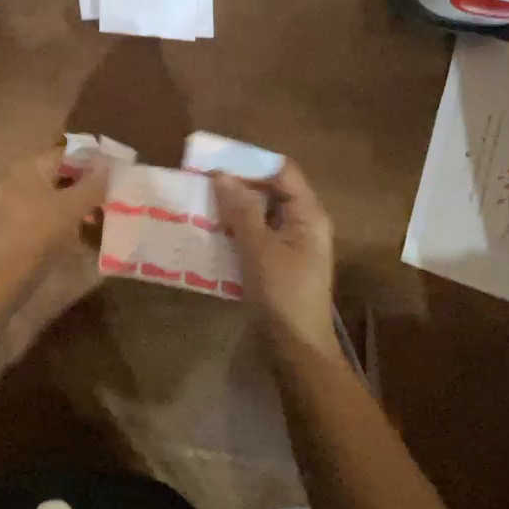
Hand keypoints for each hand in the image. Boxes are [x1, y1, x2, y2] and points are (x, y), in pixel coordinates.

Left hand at [0, 149, 110, 280]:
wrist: (5, 271)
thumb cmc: (40, 230)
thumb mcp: (72, 207)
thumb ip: (92, 185)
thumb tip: (107, 165)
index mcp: (30, 166)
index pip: (66, 153)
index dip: (91, 160)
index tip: (113, 173)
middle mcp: (20, 178)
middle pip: (59, 173)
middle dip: (84, 184)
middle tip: (109, 196)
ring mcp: (15, 201)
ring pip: (53, 195)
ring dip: (75, 203)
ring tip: (97, 217)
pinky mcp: (17, 224)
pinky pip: (45, 212)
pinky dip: (62, 217)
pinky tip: (78, 231)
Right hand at [214, 159, 339, 355]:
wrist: (296, 349)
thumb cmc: (283, 294)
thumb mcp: (258, 248)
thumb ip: (241, 209)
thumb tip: (222, 173)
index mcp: (308, 214)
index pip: (282, 171)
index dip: (251, 161)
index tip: (217, 159)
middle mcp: (303, 223)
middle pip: (270, 189)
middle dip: (237, 182)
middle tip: (201, 179)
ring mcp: (291, 243)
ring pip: (260, 211)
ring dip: (233, 205)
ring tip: (200, 200)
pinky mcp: (278, 260)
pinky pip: (255, 232)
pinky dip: (235, 227)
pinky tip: (210, 229)